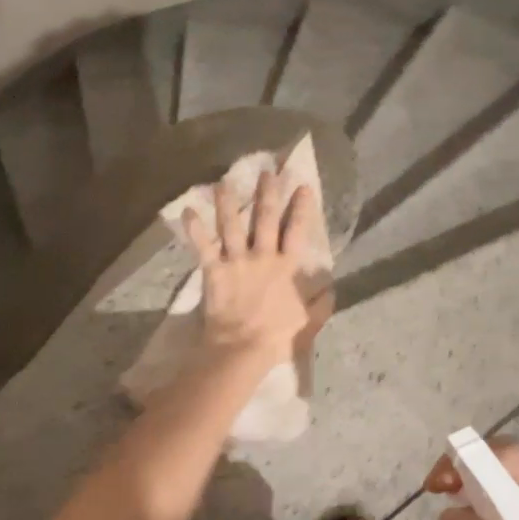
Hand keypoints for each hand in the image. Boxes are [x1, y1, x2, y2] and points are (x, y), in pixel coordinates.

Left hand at [183, 171, 331, 366]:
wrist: (242, 348)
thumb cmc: (277, 337)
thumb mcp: (308, 322)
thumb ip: (320, 304)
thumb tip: (331, 288)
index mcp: (287, 267)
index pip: (296, 231)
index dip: (300, 208)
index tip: (302, 186)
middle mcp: (262, 256)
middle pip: (265, 218)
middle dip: (267, 193)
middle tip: (266, 171)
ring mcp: (237, 261)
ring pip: (232, 225)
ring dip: (228, 201)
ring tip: (223, 181)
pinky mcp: (214, 270)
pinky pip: (202, 246)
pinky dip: (194, 229)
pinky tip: (187, 210)